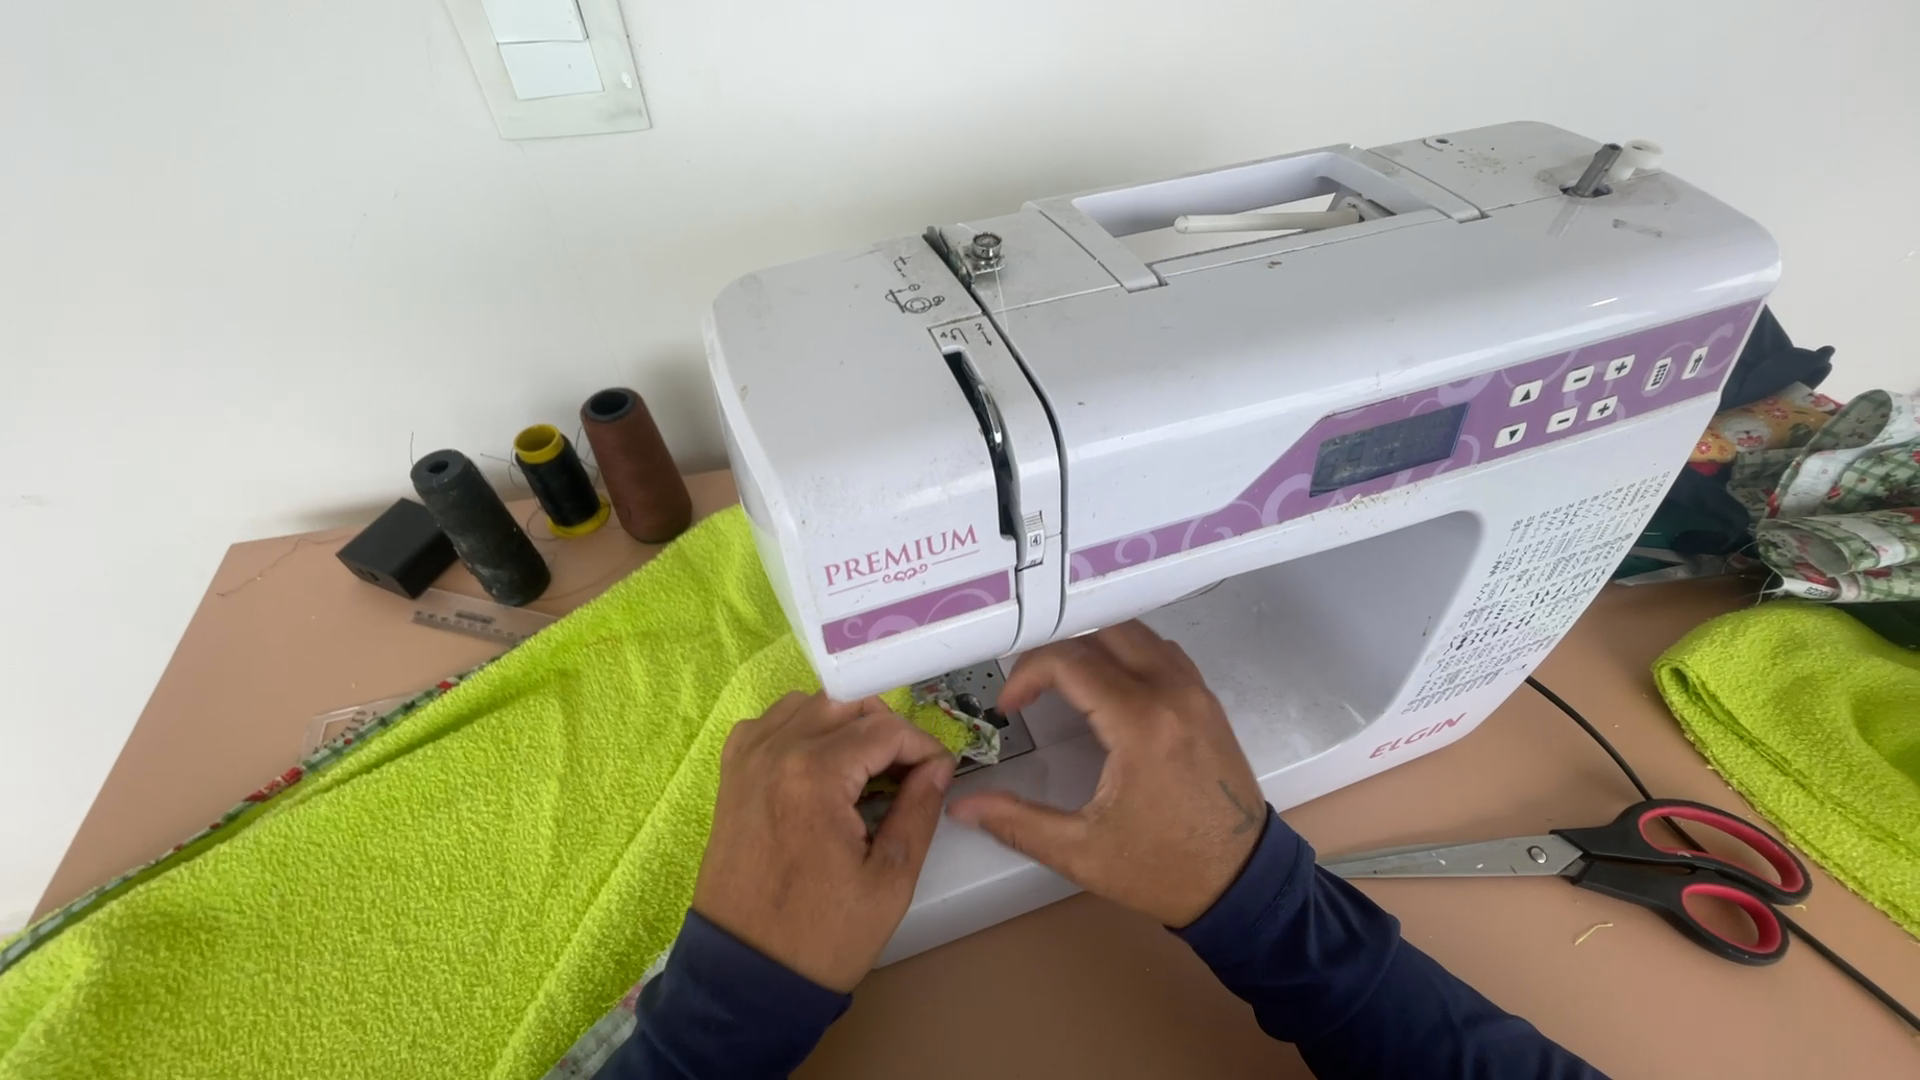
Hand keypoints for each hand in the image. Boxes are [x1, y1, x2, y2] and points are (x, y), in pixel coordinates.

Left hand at [693, 692, 954, 992]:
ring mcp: (748, 758)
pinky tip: (819, 763)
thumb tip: (938, 765)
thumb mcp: (890, 880)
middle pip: (849, 704)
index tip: (939, 770)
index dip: (923, 745)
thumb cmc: (822, 936)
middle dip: (887, 730)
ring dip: (845, 722)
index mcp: (815, 776)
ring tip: (866, 766)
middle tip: (907, 771)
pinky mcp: (732, 773)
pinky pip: (772, 722)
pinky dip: (802, 727)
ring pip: (810, 703)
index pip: (886, 729)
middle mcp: (777, 751)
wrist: (744, 977)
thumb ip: (919, 809)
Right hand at [947, 621, 1264, 927]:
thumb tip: (961, 807)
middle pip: (1100, 632)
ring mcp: (1195, 691)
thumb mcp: (1081, 851)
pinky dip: (1127, 652)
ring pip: (1134, 633)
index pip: (1069, 662)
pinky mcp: (1207, 700)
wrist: (1243, 885)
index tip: (1009, 707)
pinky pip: (1161, 651)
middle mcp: (1171, 692)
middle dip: (1055, 652)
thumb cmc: (1162, 868)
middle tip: (1030, 688)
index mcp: (1140, 722)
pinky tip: (1108, 684)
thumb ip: (1016, 822)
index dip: (1026, 674)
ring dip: (1091, 645)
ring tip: (1061, 683)